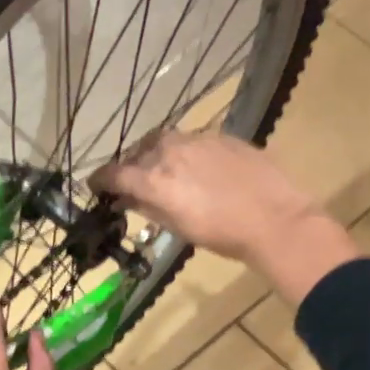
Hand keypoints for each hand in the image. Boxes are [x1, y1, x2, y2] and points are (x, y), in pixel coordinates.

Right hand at [93, 129, 359, 304]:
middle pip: (138, 152)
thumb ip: (146, 206)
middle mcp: (170, 151)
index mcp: (154, 178)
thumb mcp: (175, 226)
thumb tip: (126, 198)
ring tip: (162, 170)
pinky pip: (191, 140)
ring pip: (164, 141)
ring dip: (155, 154)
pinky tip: (195, 168)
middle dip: (130, 166)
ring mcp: (197, 139)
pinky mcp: (221, 136)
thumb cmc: (220, 233)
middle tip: (131, 181)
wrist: (274, 219)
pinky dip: (183, 152)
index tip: (95, 186)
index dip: (100, 180)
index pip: (113, 173)